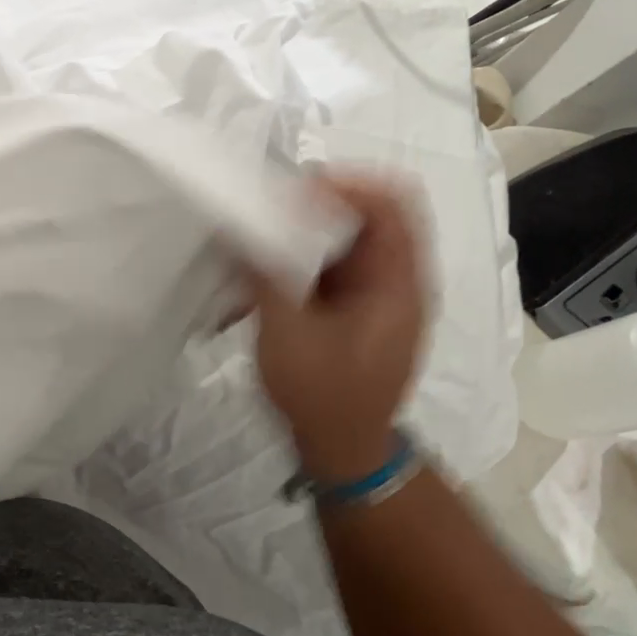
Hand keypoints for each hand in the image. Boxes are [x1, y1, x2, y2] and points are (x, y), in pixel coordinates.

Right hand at [249, 176, 428, 484]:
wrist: (344, 451)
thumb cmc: (323, 396)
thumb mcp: (287, 334)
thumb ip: (265, 273)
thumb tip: (239, 224)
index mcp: (397, 282)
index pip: (390, 203)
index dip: (345, 184)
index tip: (290, 191)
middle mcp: (395, 278)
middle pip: (364, 214)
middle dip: (310, 207)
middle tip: (262, 213)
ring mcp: (376, 292)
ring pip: (342, 237)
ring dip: (297, 234)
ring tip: (253, 243)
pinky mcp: (354, 306)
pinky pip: (328, 263)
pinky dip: (295, 260)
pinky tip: (259, 276)